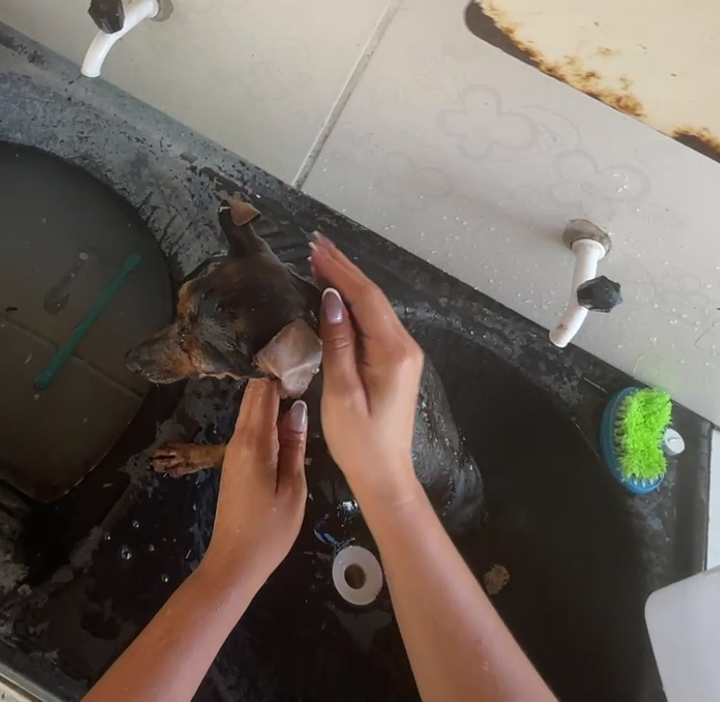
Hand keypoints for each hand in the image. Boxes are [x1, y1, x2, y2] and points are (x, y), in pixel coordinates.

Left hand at [202, 378, 308, 580]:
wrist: (234, 563)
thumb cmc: (269, 531)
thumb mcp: (293, 489)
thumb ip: (295, 446)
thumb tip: (298, 408)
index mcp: (254, 443)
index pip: (262, 392)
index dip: (279, 373)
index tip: (301, 362)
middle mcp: (238, 440)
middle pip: (253, 396)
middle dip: (274, 380)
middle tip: (303, 371)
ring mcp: (233, 450)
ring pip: (250, 410)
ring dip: (270, 399)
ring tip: (299, 390)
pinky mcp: (234, 462)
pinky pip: (249, 427)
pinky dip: (265, 417)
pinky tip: (285, 421)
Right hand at [310, 234, 425, 512]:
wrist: (385, 476)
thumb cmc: (359, 441)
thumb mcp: (342, 393)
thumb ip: (338, 344)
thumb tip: (330, 300)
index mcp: (392, 352)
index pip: (365, 298)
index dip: (340, 271)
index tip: (315, 248)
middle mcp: (403, 346)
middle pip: (373, 296)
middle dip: (344, 268)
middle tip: (315, 243)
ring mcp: (402, 353)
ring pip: (374, 306)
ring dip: (348, 282)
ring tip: (321, 260)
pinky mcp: (395, 361)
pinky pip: (374, 321)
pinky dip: (354, 301)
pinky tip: (336, 294)